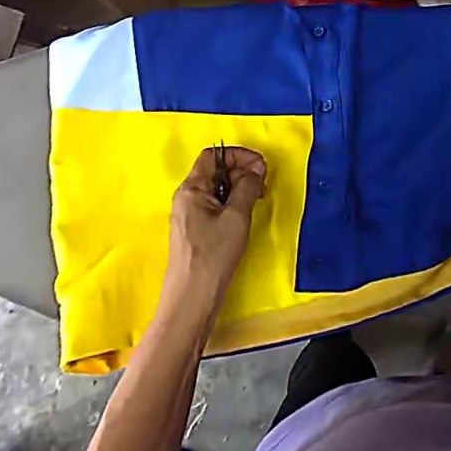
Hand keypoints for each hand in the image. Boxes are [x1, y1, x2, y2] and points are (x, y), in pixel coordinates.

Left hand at [163, 146, 267, 311]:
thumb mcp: (237, 216)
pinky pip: (217, 202)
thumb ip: (248, 187)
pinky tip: (246, 213)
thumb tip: (256, 167)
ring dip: (241, 186)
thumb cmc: (214, 254)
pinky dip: (235, 201)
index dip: (239, 156)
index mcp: (191, 190)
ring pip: (218, 186)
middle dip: (243, 170)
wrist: (194, 295)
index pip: (213, 155)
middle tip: (263, 184)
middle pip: (217, 169)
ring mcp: (190, 212)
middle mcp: (187, 197)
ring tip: (258, 199)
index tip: (260, 167)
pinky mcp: (197, 227)